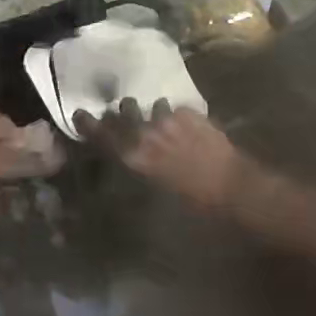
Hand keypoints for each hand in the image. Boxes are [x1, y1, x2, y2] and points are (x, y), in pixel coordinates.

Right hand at [74, 99, 247, 210]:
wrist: (235, 189)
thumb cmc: (193, 209)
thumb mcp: (155, 202)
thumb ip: (138, 178)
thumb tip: (130, 170)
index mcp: (132, 157)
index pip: (99, 133)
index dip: (87, 123)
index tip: (80, 114)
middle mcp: (146, 133)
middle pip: (124, 111)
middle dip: (122, 113)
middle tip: (124, 117)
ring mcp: (171, 120)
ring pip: (153, 106)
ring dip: (152, 113)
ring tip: (159, 123)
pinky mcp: (194, 115)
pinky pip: (178, 110)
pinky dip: (178, 117)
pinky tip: (185, 128)